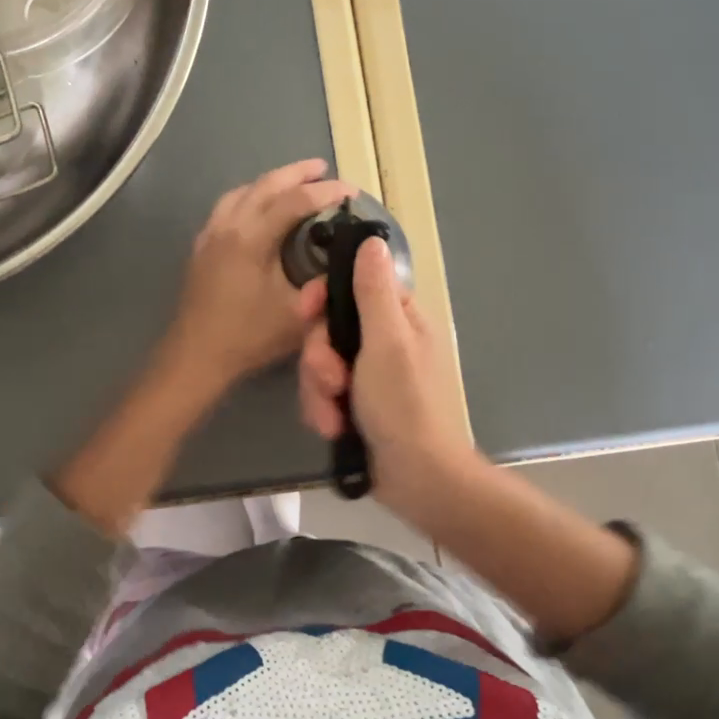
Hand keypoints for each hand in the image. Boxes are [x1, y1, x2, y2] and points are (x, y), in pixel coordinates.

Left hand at [164, 160, 356, 389]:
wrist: (196, 357)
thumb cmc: (247, 337)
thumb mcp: (297, 315)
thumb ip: (323, 286)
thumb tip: (347, 265)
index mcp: (251, 238)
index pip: (294, 201)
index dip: (325, 192)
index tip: (351, 191)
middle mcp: (228, 226)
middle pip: (265, 185)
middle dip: (296, 174)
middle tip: (323, 169)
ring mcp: (210, 235)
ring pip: (242, 192)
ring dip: (270, 182)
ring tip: (294, 183)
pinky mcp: (201, 248)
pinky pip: (228, 207)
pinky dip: (250, 197)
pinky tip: (260, 209)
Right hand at [296, 235, 470, 483]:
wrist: (414, 477)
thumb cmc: (404, 404)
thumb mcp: (387, 341)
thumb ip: (373, 291)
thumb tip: (372, 240)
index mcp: (398, 319)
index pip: (350, 287)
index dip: (322, 298)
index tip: (304, 311)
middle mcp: (382, 342)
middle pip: (327, 329)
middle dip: (319, 357)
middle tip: (331, 380)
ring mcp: (367, 375)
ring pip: (320, 364)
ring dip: (319, 390)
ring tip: (333, 415)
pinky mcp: (353, 405)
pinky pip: (321, 394)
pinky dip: (323, 411)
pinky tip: (333, 428)